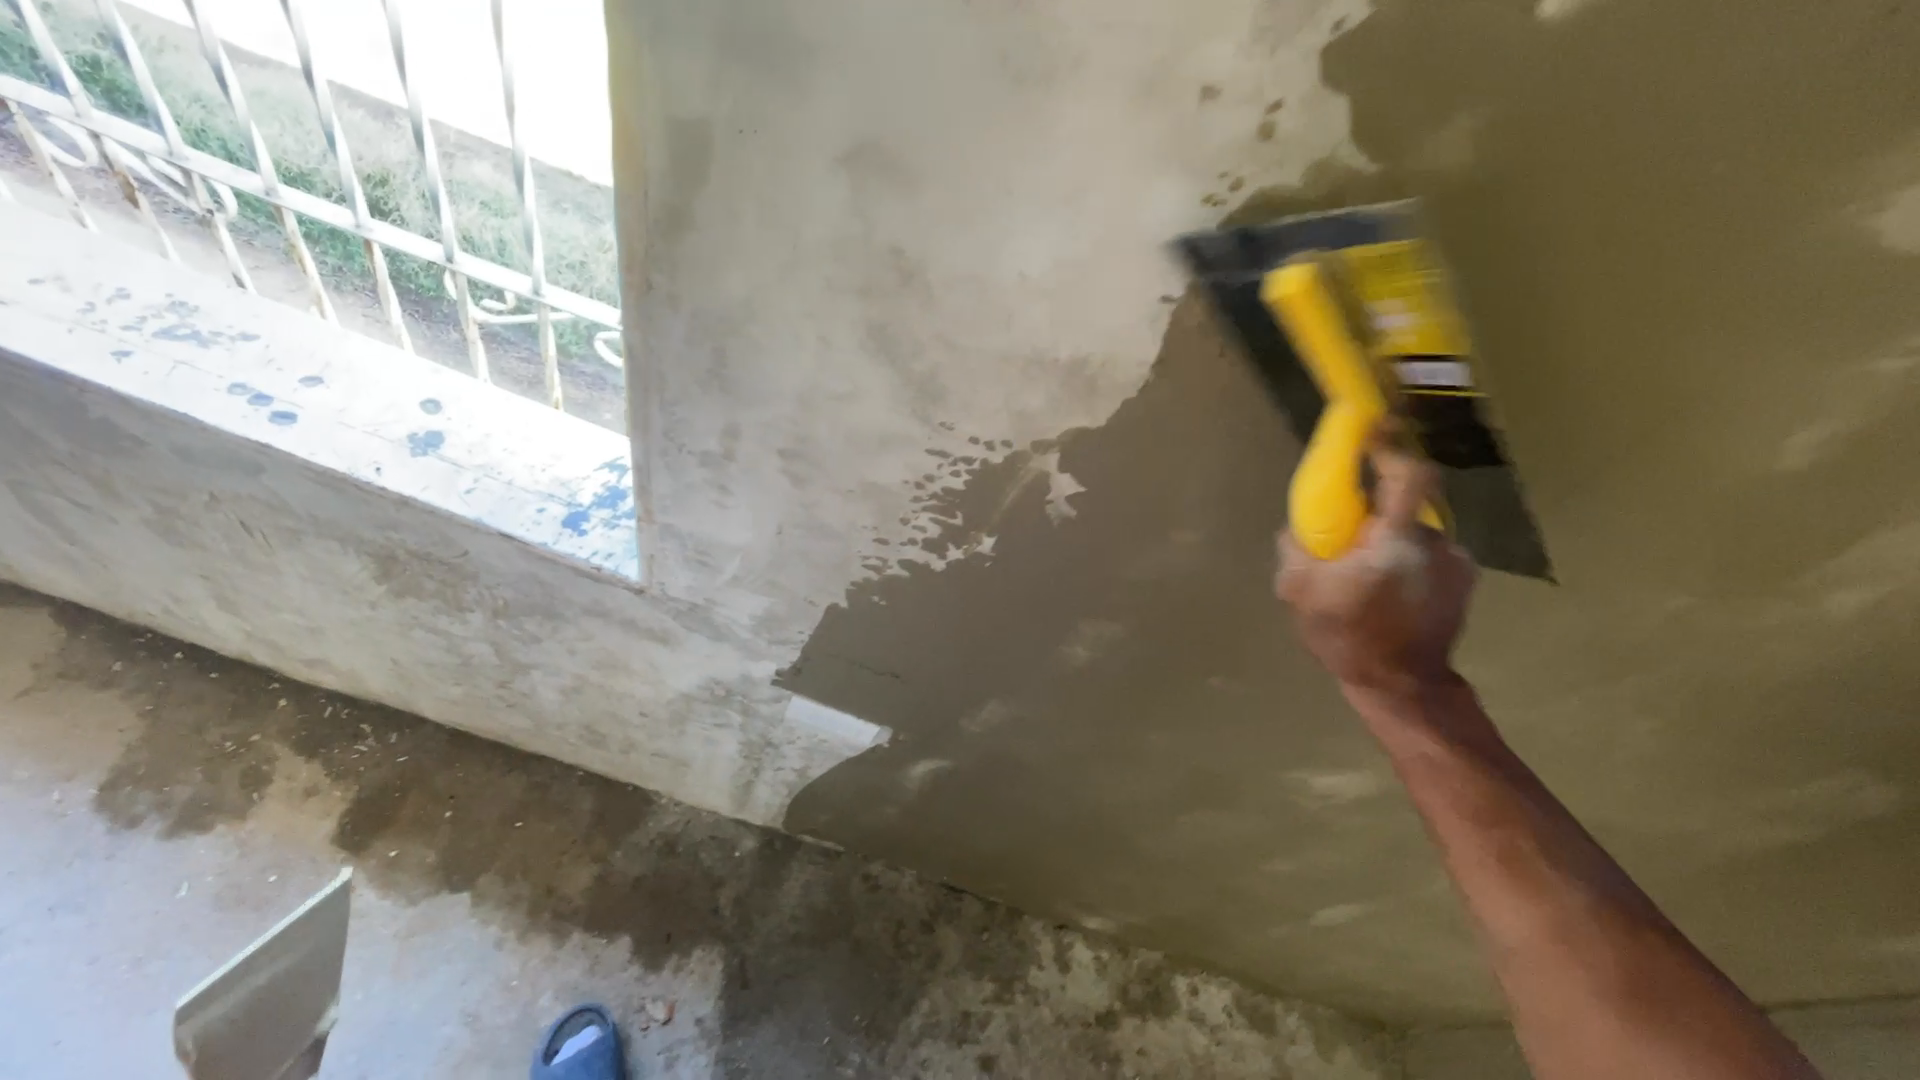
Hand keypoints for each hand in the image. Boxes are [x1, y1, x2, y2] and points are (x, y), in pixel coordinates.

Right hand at [1275, 426, 1475, 695]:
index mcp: (1394, 541)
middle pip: (1408, 503)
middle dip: (1380, 511)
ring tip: (1369, 576)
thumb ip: (1294, 550)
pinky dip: (1410, 562)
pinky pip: (1431, 554)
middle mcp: (1435, 543)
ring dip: (1394, 541)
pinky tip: (1392, 592)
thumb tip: (1296, 529)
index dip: (1391, 449)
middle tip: (1352, 534)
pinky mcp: (1467, 582)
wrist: (1403, 687)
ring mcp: (1458, 563)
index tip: (1371, 433)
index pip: (1408, 475)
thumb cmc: (1349, 637)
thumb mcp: (1300, 593)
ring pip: (1419, 532)